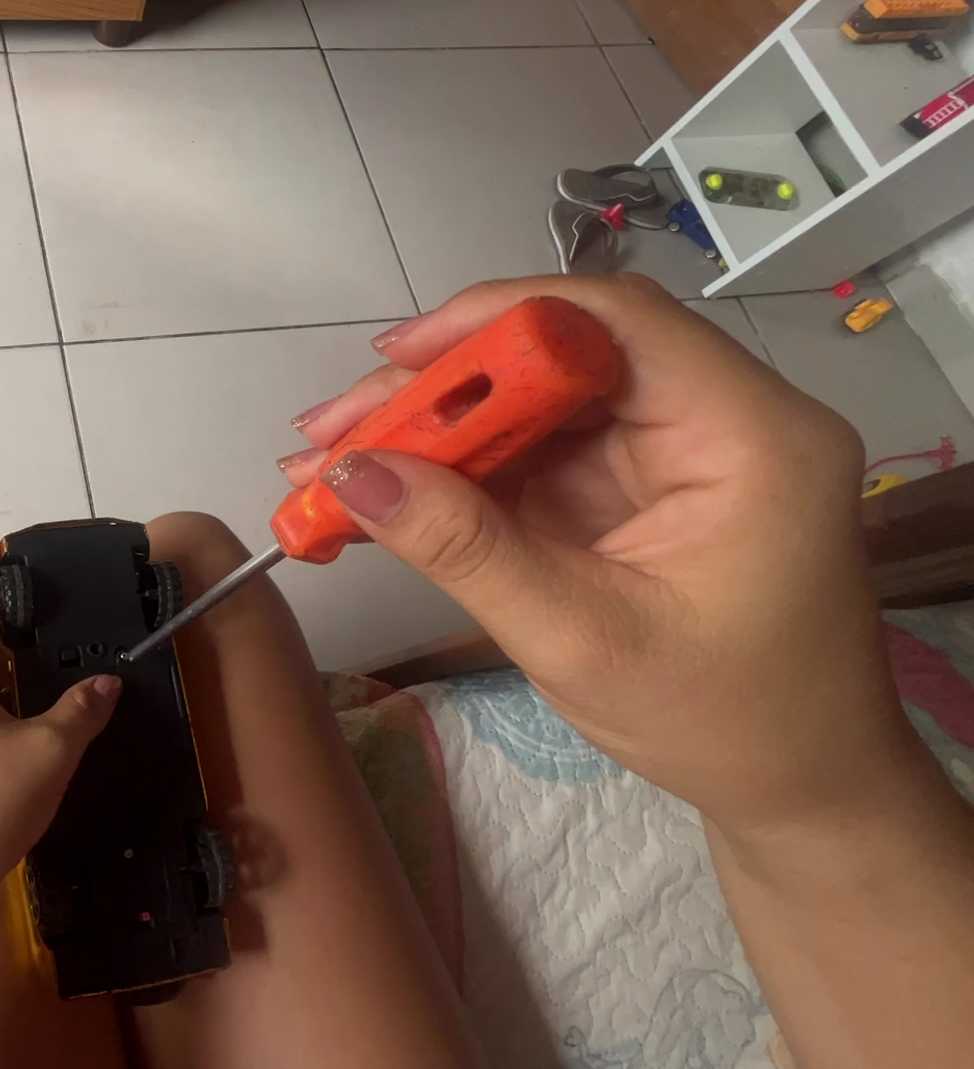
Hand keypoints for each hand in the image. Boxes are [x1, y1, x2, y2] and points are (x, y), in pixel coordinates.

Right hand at [283, 274, 924, 836]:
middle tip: (326, 429)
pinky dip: (430, 476)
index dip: (497, 321)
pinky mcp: (599, 492)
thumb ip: (462, 549)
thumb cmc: (717, 718)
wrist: (783, 779)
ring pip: (509, 411)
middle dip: (424, 392)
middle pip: (542, 364)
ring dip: (411, 435)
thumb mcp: (575, 636)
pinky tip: (365, 496)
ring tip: (319, 465)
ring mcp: (640, 458)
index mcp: (739, 437)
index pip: (613, 326)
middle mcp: (692, 424)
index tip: (393, 354)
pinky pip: (503, 462)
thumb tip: (351, 477)